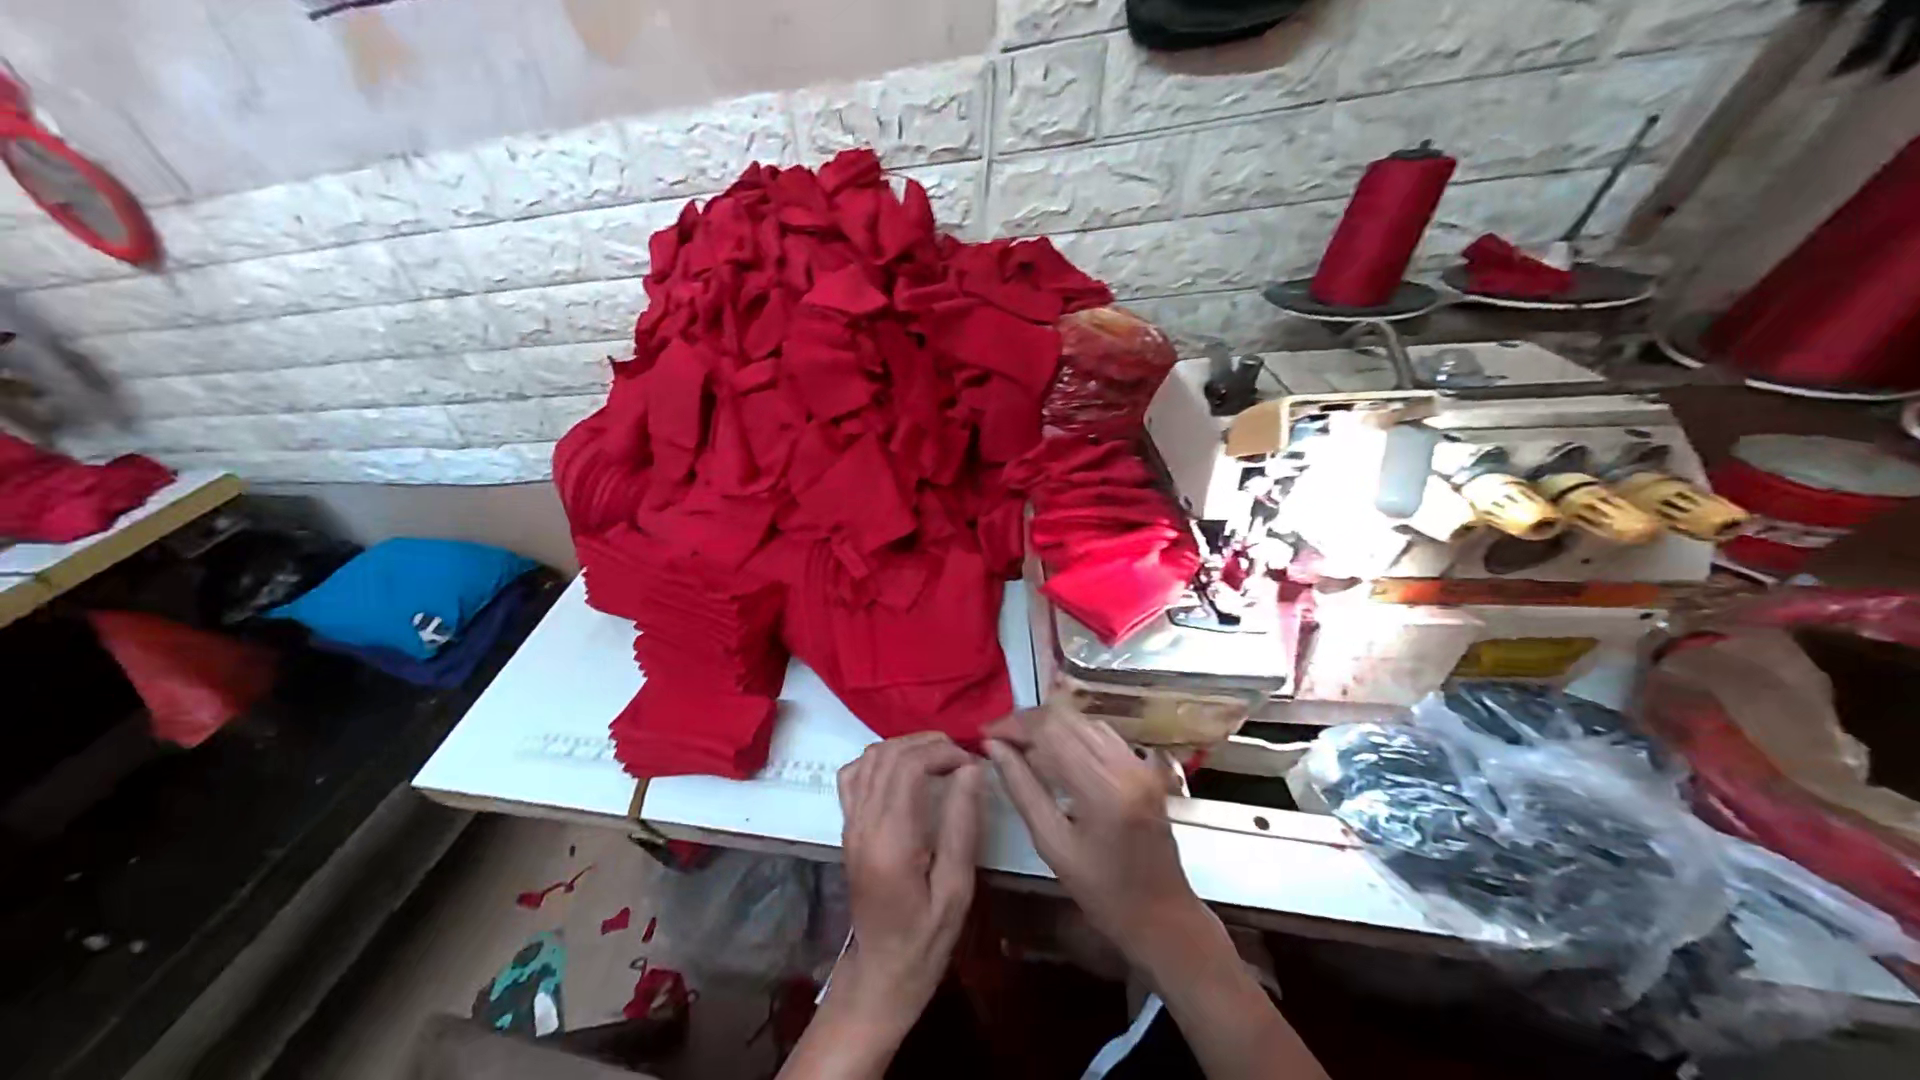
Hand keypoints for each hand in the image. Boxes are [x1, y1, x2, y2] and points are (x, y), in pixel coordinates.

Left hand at [832, 732, 984, 1030]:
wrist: (882, 970)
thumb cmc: (926, 938)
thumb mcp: (957, 889)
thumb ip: (962, 826)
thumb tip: (972, 769)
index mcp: (890, 840)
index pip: (908, 767)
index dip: (943, 753)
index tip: (973, 763)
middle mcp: (862, 824)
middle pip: (888, 755)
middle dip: (928, 743)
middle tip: (962, 756)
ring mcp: (850, 823)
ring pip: (869, 758)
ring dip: (906, 746)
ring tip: (940, 758)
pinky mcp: (847, 827)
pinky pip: (854, 774)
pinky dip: (880, 760)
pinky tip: (905, 771)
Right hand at [983, 708, 1209, 964]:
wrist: (1162, 916)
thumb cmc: (1102, 893)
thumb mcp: (1051, 844)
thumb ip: (1021, 789)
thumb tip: (993, 748)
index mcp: (1102, 786)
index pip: (1050, 728)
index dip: (1013, 724)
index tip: (985, 734)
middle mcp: (1125, 763)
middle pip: (1067, 717)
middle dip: (1027, 722)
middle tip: (998, 739)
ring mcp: (1138, 762)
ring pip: (1083, 720)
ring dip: (1049, 726)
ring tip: (1019, 745)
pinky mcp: (1144, 766)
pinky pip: (1100, 734)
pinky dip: (1072, 735)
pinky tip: (1052, 754)